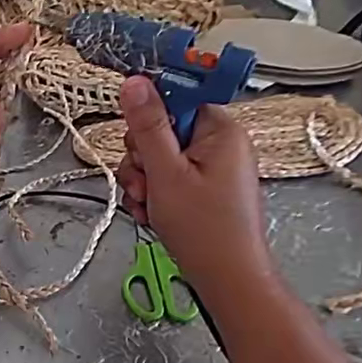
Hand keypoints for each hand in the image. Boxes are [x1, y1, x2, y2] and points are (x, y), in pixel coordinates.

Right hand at [116, 76, 274, 294]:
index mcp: (220, 130)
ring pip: (158, 156)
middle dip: (142, 157)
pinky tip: (151, 213)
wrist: (227, 280)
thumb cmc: (204, 229)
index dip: (150, 113)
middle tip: (144, 183)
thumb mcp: (166, 173)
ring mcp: (210, 167)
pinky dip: (153, 194)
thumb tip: (134, 82)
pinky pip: (166, 178)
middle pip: (161, 129)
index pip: (177, 97)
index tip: (136, 136)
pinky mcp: (202, 188)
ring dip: (143, 180)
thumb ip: (148, 126)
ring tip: (147, 204)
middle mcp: (219, 144)